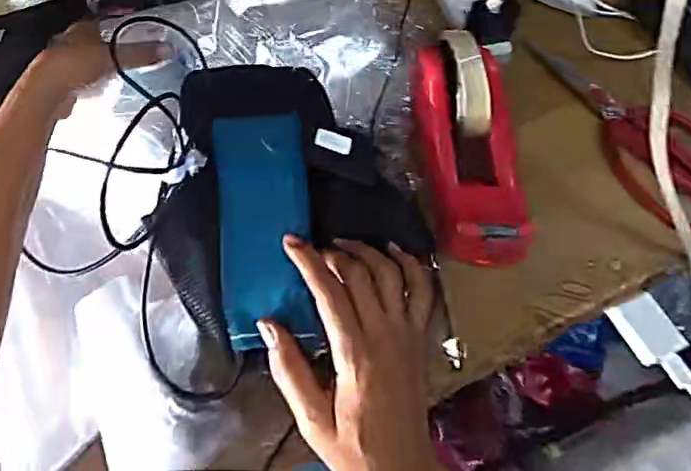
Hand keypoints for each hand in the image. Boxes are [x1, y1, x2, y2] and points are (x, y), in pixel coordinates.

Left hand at [8, 19, 168, 126]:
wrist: (44, 93)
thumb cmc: (76, 65)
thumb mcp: (115, 57)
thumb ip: (140, 54)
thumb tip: (167, 49)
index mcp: (81, 30)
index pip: (99, 21)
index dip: (112, 23)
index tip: (125, 27)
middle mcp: (66, 42)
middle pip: (88, 40)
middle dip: (102, 45)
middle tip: (120, 51)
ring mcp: (57, 63)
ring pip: (78, 59)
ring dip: (90, 65)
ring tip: (109, 72)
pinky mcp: (53, 84)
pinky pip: (72, 79)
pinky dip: (83, 82)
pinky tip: (92, 89)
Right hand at [263, 237, 439, 470]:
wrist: (402, 467)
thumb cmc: (354, 448)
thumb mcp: (312, 421)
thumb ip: (290, 371)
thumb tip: (269, 326)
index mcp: (355, 355)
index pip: (330, 293)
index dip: (309, 262)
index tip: (292, 243)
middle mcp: (385, 334)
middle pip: (360, 274)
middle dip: (334, 253)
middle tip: (313, 249)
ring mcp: (407, 331)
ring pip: (390, 272)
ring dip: (366, 251)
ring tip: (343, 244)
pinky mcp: (421, 334)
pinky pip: (422, 287)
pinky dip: (409, 262)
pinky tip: (391, 251)